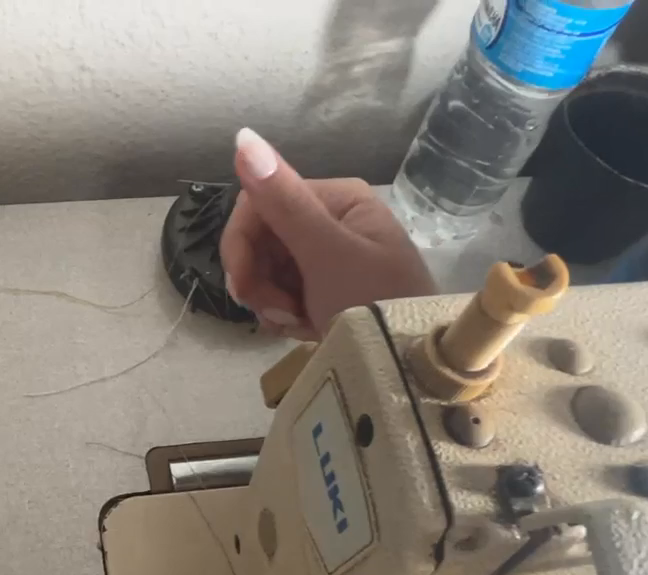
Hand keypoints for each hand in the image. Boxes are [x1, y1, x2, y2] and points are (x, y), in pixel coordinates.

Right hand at [221, 127, 436, 340]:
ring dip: (269, 304)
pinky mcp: (321, 293)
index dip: (241, 246)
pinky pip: (280, 297)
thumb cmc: (374, 301)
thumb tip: (243, 138)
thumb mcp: (326, 253)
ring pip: (264, 274)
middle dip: (259, 282)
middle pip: (258, 243)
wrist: (407, 363)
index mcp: (334, 200)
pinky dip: (282, 316)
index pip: (259, 205)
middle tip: (280, 313)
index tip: (242, 289)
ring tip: (297, 323)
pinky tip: (302, 330)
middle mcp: (328, 223)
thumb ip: (284, 201)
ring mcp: (323, 260)